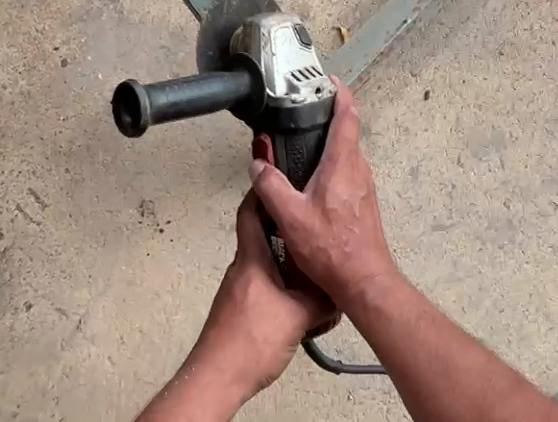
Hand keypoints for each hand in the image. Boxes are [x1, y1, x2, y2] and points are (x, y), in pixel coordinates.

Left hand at [181, 193, 335, 402]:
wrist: (217, 378)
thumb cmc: (251, 341)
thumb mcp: (296, 316)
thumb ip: (320, 300)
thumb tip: (339, 292)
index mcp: (251, 259)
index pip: (250, 212)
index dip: (263, 192)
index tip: (280, 178)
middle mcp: (242, 268)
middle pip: (260, 235)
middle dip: (284, 226)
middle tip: (309, 220)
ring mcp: (239, 289)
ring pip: (264, 261)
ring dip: (285, 258)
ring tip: (313, 262)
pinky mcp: (240, 310)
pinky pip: (263, 284)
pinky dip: (281, 283)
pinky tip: (299, 298)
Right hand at [249, 79, 399, 306]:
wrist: (365, 282)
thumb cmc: (331, 249)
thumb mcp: (290, 217)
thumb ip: (271, 186)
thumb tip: (257, 164)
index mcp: (343, 163)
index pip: (348, 115)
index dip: (340, 93)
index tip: (328, 80)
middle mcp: (358, 168)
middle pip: (348, 130)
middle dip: (329, 115)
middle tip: (304, 108)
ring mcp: (364, 185)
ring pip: (347, 151)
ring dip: (330, 140)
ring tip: (303, 140)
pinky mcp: (363, 200)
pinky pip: (348, 169)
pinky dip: (332, 161)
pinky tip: (313, 177)